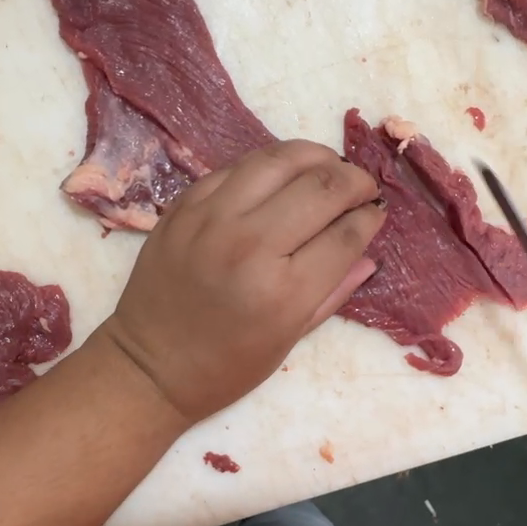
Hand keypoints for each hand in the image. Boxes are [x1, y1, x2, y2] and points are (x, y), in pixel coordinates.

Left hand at [95, 141, 383, 423]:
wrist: (150, 365)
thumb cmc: (226, 366)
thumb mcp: (289, 340)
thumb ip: (334, 291)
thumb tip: (369, 250)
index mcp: (284, 292)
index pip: (346, 233)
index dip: (370, 218)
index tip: (376, 213)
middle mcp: (251, 245)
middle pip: (322, 187)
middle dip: (354, 181)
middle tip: (362, 187)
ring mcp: (213, 219)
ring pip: (280, 160)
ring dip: (316, 158)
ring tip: (329, 168)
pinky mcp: (185, 206)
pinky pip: (238, 168)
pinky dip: (269, 166)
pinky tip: (282, 177)